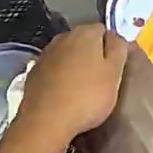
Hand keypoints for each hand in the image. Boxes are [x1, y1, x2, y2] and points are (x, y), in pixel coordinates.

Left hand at [13, 25, 129, 145]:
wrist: (45, 121)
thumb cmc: (87, 96)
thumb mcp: (114, 73)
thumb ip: (118, 49)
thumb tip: (115, 37)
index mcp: (85, 33)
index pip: (103, 30)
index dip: (111, 47)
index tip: (114, 67)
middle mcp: (63, 37)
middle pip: (84, 41)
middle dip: (92, 54)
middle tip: (100, 79)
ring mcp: (45, 54)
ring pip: (67, 54)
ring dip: (74, 65)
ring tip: (81, 89)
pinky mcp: (34, 71)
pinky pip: (53, 69)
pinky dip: (59, 76)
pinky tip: (63, 95)